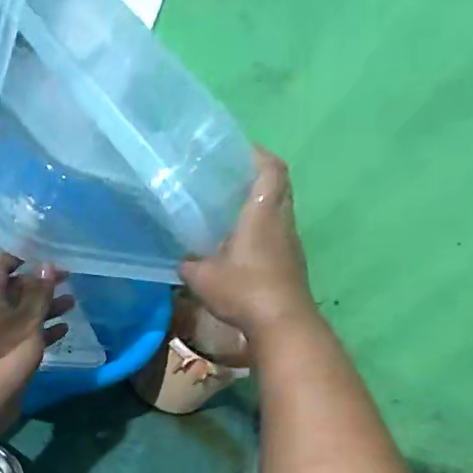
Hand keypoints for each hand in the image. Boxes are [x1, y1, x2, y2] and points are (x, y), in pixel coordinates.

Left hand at [0, 254, 72, 424]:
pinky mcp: (7, 353)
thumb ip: (38, 294)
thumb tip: (48, 265)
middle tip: (68, 277)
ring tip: (72, 302)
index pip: (2, 266)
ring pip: (24, 313)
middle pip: (16, 290)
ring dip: (47, 307)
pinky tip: (64, 328)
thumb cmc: (2, 358)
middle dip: (41, 284)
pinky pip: (27, 336)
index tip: (49, 253)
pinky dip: (44, 331)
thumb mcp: (26, 323)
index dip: (24, 258)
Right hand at [179, 146, 316, 340]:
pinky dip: (259, 230)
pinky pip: (274, 235)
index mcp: (262, 214)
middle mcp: (281, 222)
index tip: (237, 151)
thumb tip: (182, 260)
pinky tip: (236, 244)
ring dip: (258, 206)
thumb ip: (189, 263)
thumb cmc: (243, 289)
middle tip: (228, 179)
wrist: (281, 322)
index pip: (270, 170)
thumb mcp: (202, 277)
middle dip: (257, 178)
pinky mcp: (289, 263)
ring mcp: (289, 243)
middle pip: (278, 187)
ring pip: (277, 212)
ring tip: (227, 211)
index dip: (258, 155)